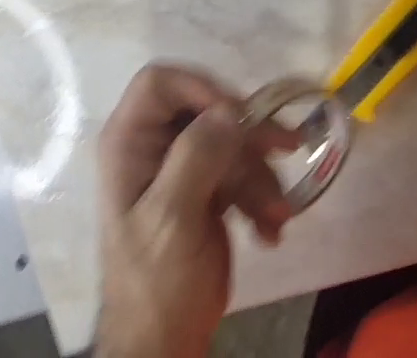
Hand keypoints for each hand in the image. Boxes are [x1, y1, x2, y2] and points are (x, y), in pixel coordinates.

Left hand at [95, 64, 299, 357]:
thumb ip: (196, 158)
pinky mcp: (204, 192)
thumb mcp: (172, 217)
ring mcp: (179, 168)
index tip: (240, 114)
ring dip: (259, 175)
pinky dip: (258, 198)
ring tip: (276, 215)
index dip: (200, 88)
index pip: (159, 83)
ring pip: (228, 144)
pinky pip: (238, 175)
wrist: (164, 337)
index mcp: (128, 140)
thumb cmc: (155, 277)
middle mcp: (151, 145)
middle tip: (288, 147)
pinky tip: (269, 232)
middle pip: (203, 111)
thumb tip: (227, 110)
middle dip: (245, 136)